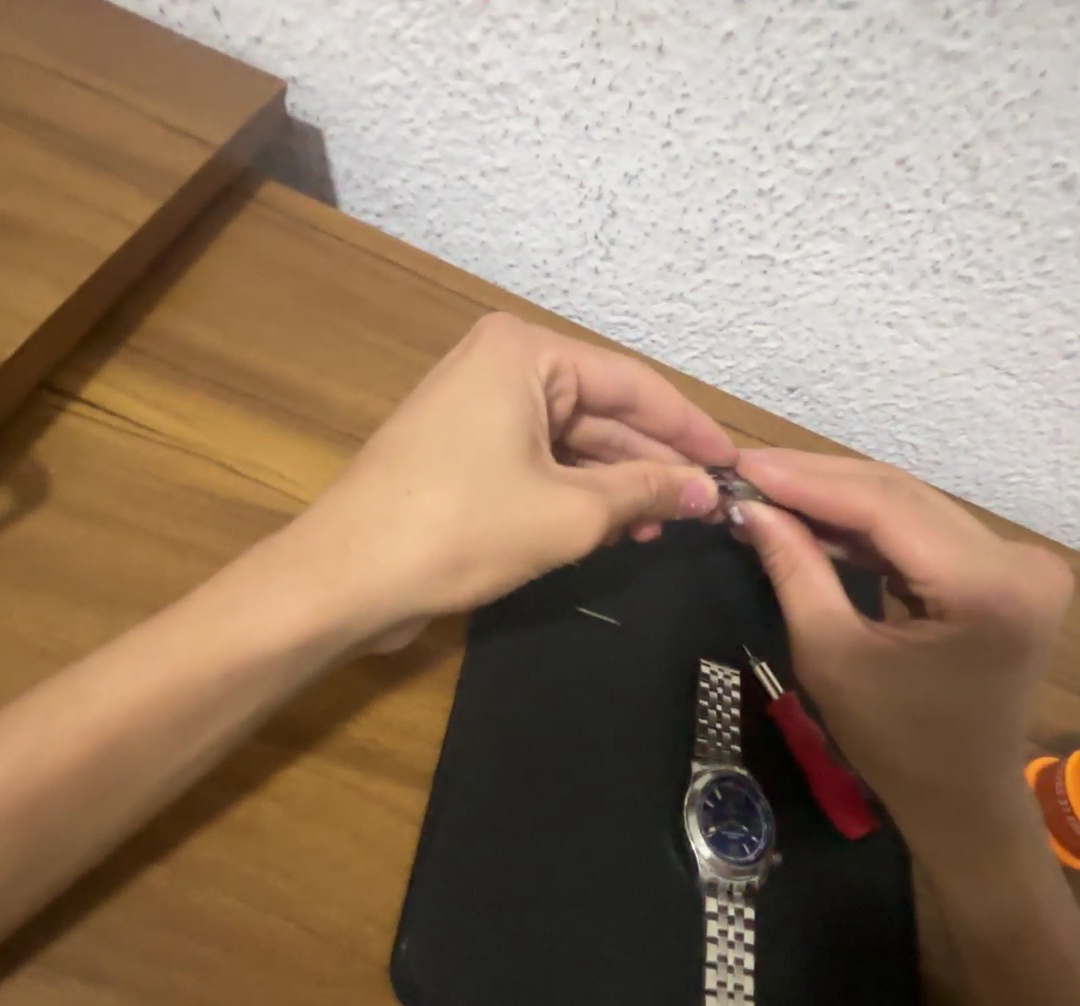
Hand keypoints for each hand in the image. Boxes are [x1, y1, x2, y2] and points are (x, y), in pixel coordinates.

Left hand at [293, 313, 733, 634]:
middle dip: (652, 462)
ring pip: (571, 442)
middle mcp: (502, 365)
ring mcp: (478, 408)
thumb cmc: (461, 529)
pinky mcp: (464, 450)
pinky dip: (578, 493)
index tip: (733, 464)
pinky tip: (617, 526)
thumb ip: (645, 492)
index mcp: (526, 352)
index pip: (633, 384)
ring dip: (617, 484)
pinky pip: (540, 462)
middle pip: (602, 411)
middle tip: (703, 505)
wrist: (346, 577)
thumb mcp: (569, 512)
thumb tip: (706, 491)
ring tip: (665, 525)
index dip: (688, 428)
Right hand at [731, 449, 1072, 855]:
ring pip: (908, 504)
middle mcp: (1017, 559)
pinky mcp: (1003, 570)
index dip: (806, 480)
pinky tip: (813, 516)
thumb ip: (794, 569)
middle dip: (816, 480)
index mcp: (988, 587)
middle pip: (899, 494)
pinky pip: (921, 530)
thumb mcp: (831, 654)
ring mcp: (1017, 562)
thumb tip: (750, 508)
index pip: (884, 505)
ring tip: (769, 487)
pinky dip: (864, 523)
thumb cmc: (895, 743)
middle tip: (748, 471)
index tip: (743, 466)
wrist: (962, 798)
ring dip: (836, 495)